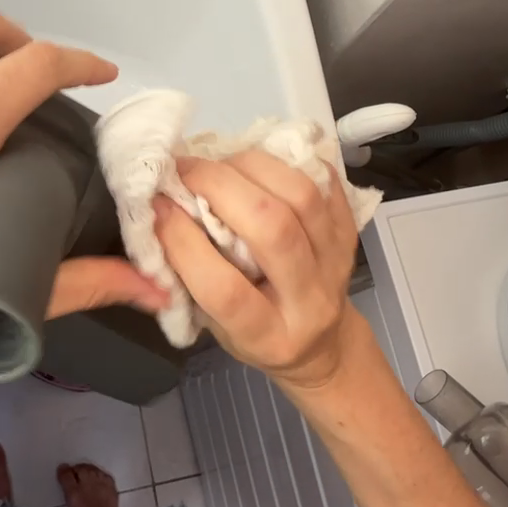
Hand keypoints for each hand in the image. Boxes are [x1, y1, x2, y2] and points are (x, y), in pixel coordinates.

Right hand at [153, 152, 365, 392]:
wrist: (321, 343)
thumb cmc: (254, 335)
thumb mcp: (212, 326)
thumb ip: (187, 278)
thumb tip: (157, 212)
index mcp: (267, 336)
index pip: (224, 288)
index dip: (184, 242)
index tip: (158, 207)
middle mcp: (310, 301)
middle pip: (272, 228)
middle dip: (219, 186)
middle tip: (185, 171)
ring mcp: (337, 262)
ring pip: (300, 196)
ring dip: (250, 166)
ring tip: (219, 165)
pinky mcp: (350, 233)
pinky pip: (324, 181)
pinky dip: (286, 163)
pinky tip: (256, 166)